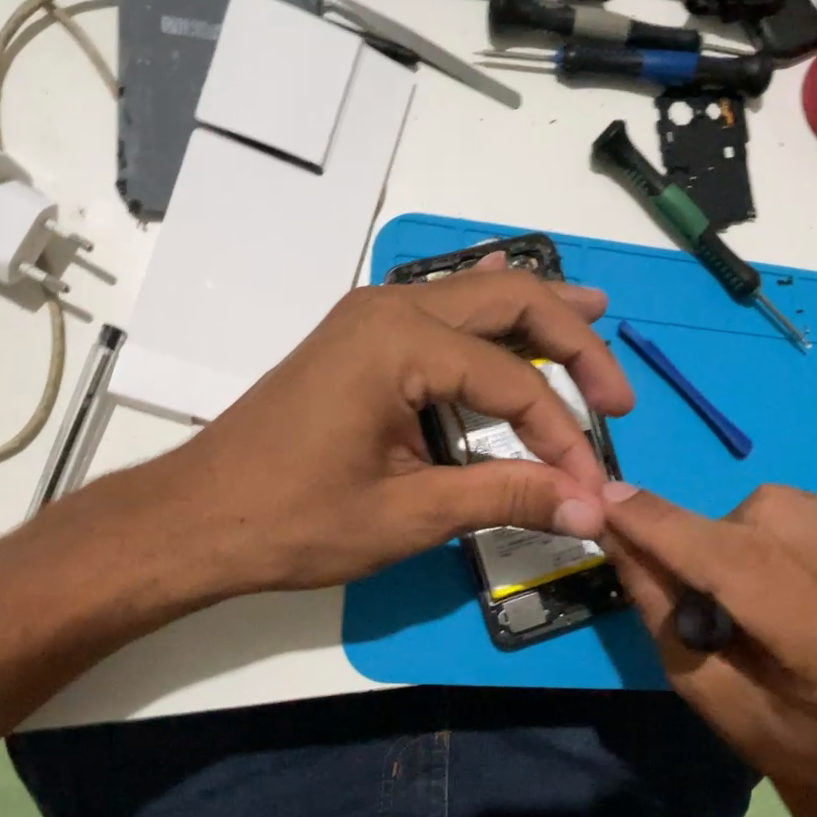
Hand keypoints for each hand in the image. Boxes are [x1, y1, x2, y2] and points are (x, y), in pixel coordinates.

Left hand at [87, 259, 633, 604]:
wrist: (197, 518)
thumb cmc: (294, 519)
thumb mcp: (409, 514)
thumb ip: (506, 497)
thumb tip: (592, 508)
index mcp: (401, 342)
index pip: (515, 382)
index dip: (564, 437)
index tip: (590, 489)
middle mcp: (390, 308)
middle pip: (509, 301)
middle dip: (573, 343)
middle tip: (618, 394)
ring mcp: (370, 317)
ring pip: (476, 297)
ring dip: (537, 316)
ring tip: (593, 324)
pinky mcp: (359, 340)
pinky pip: (442, 313)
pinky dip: (489, 321)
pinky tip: (513, 319)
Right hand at [600, 484, 816, 794]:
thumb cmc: (778, 731)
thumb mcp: (703, 687)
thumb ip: (661, 605)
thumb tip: (614, 522)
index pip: (751, 572)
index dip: (676, 532)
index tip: (614, 502)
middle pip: (774, 520)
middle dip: (717, 538)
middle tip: (711, 583)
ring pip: (798, 503)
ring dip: (754, 531)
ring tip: (762, 581)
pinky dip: (795, 530)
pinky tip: (805, 574)